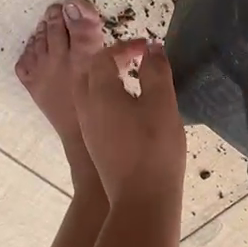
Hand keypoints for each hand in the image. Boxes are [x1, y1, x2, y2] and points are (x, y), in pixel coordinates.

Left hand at [75, 39, 186, 212]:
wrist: (141, 198)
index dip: (126, 47)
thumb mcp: (162, 103)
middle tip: (135, 59)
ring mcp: (88, 128)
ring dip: (106, 79)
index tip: (147, 48)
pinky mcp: (94, 144)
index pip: (105, 57)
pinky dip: (107, 98)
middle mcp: (86, 107)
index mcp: (99, 92)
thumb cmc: (154, 147)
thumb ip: (156, 71)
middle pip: (89, 72)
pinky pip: (93, 110)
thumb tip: (152, 48)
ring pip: (88, 92)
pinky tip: (129, 109)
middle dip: (110, 60)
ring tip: (132, 80)